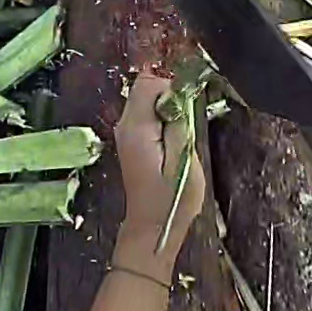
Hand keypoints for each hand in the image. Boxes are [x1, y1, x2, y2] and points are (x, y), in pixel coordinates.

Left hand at [111, 73, 207, 275]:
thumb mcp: (185, 161)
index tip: (186, 107)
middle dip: (168, 95)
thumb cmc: (173, 199)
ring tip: (179, 132)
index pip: (147, 83)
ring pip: (144, 98)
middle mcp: (125, 125)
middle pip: (144, 87)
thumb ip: (179, 124)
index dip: (170, 86)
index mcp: (137, 128)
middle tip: (185, 121)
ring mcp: (124, 131)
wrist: (152, 227)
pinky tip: (170, 137)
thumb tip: (176, 95)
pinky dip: (159, 116)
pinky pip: (144, 112)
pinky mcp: (130, 138)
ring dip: (164, 106)